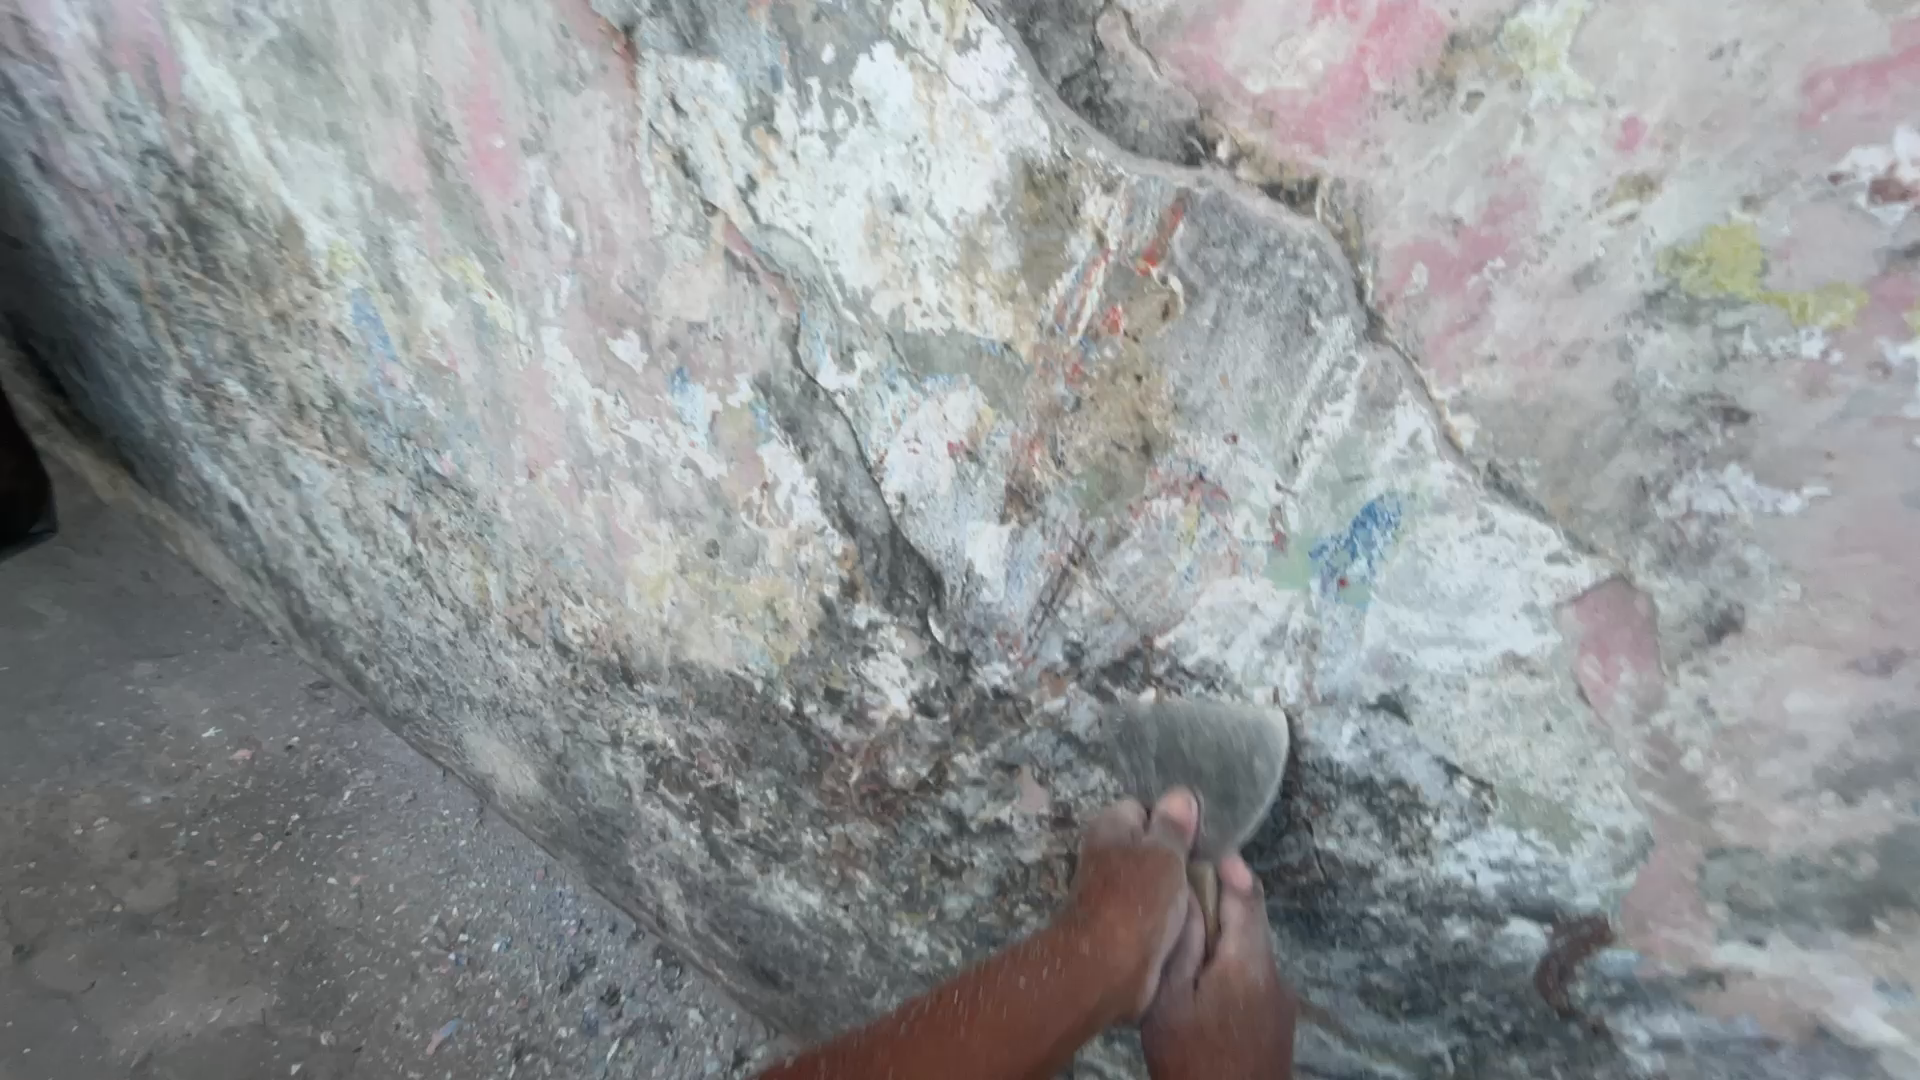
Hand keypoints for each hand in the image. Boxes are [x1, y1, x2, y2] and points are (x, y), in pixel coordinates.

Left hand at [1059, 788, 1199, 1021]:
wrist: (1106, 969)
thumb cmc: (1136, 901)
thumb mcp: (1164, 856)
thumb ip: (1174, 827)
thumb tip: (1182, 794)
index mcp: (1111, 826)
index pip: (1146, 808)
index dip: (1174, 821)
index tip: (1202, 838)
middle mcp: (1108, 851)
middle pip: (1155, 846)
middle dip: (1181, 859)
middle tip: (1210, 871)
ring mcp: (1113, 888)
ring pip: (1159, 880)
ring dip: (1180, 891)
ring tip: (1204, 900)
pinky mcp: (1122, 921)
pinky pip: (1156, 909)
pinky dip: (1172, 916)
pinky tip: (1191, 924)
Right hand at [1141, 855, 1297, 1079]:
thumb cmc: (1190, 1059)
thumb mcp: (1167, 999)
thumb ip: (1181, 941)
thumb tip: (1185, 892)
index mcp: (1249, 962)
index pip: (1247, 894)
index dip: (1226, 865)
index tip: (1200, 843)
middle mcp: (1275, 973)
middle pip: (1250, 917)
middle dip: (1219, 895)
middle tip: (1180, 881)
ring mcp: (1281, 999)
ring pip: (1250, 944)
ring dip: (1222, 927)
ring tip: (1183, 923)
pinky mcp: (1278, 1019)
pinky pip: (1252, 969)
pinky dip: (1228, 955)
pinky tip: (1199, 969)